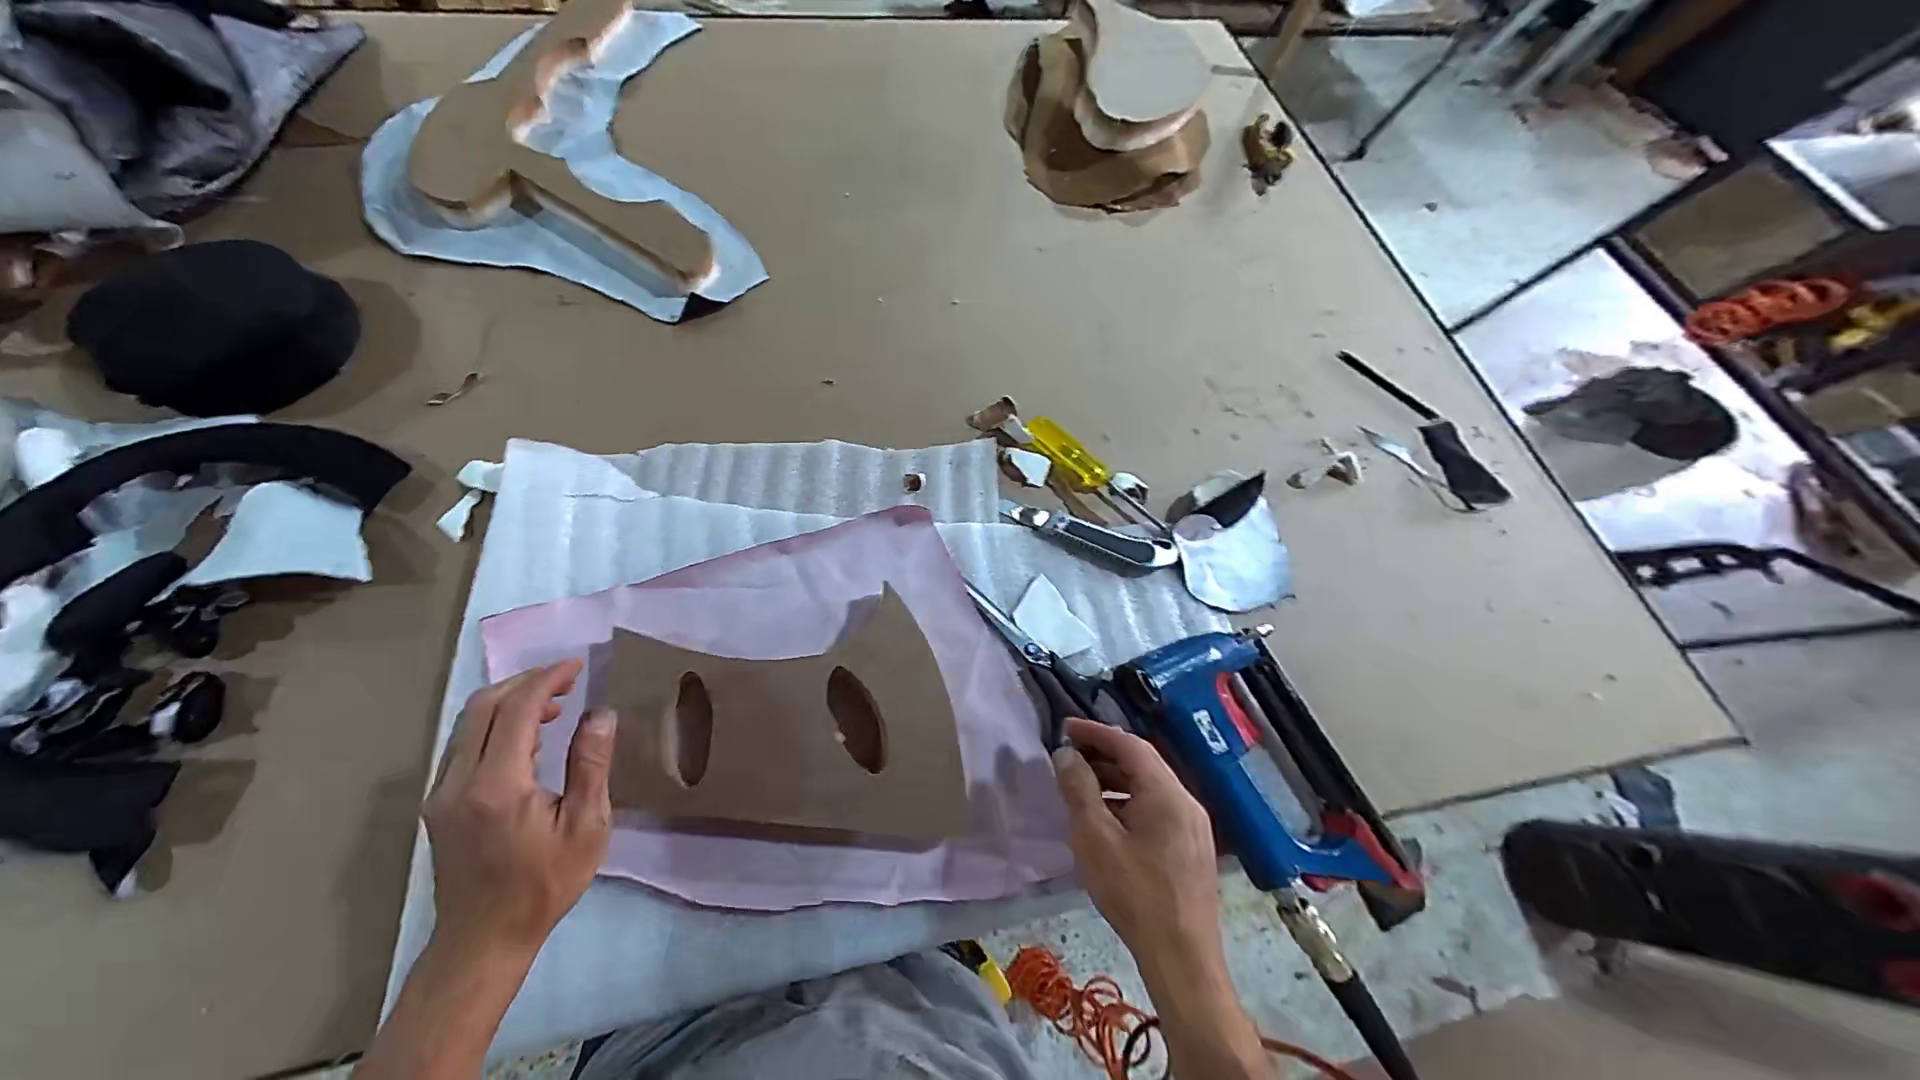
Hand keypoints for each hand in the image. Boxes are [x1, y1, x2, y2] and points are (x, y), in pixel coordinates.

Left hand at [424, 659, 614, 961]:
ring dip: (509, 701)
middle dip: (526, 682)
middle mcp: (458, 781)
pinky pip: (464, 745)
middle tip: (566, 678)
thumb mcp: (586, 826)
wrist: (483, 939)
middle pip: (484, 706)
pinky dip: (495, 725)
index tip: (577, 665)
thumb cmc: (545, 883)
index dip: (547, 679)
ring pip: (468, 723)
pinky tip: (527, 738)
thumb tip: (600, 713)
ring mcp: (441, 792)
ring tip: (553, 705)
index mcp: (497, 786)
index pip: (516, 710)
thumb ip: (590, 765)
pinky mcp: (439, 803)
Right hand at [1051, 716, 1220, 978]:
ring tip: (1082, 786)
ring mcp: (1194, 827)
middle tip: (1069, 756)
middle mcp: (1186, 801)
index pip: (1129, 745)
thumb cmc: (1134, 893)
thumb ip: (1079, 789)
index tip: (1065, 727)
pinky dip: (1129, 802)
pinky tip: (1107, 820)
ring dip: (1116, 780)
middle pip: (1143, 764)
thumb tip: (1067, 754)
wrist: (1182, 958)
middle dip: (1104, 754)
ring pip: (1150, 788)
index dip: (1096, 731)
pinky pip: (1158, 809)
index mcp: (1166, 793)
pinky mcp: (1193, 849)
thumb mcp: (1095, 837)